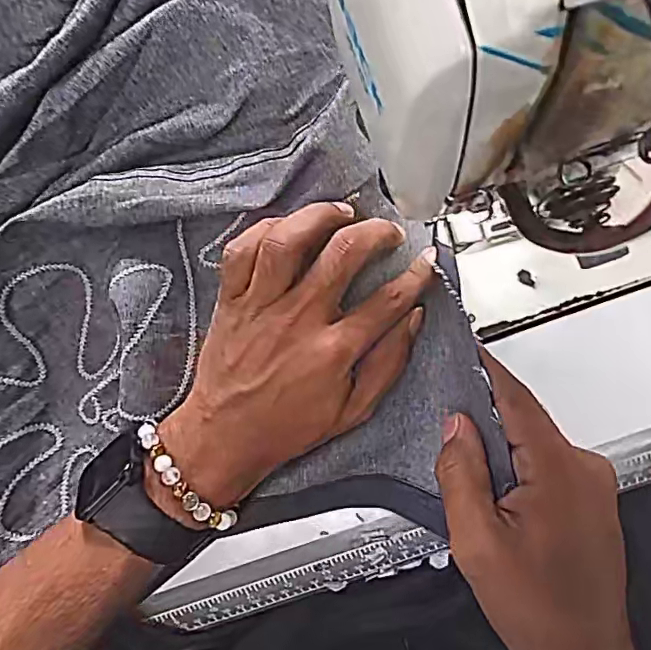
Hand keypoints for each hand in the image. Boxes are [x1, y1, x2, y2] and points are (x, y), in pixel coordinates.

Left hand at [154, 201, 435, 513]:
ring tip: (341, 212)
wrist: (225, 437)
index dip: (416, 274)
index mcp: (332, 351)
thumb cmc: (285, 427)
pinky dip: (264, 229)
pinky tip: (288, 226)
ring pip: (288, 241)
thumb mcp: (352, 411)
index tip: (425, 261)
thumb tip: (413, 320)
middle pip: (343, 254)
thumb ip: (389, 364)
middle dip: (376, 232)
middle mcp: (297, 321)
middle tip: (387, 232)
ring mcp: (261, 307)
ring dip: (320, 217)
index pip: (388, 299)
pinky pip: (241, 252)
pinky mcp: (231, 302)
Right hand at [437, 351, 635, 649]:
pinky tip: (498, 493)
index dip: (487, 370)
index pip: (517, 400)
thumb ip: (461, 475)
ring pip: (535, 444)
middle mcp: (585, 469)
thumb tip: (455, 427)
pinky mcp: (594, 500)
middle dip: (486, 416)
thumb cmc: (538, 611)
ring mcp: (594, 485)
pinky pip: (549, 464)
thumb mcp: (476, 542)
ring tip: (468, 472)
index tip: (466, 346)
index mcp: (559, 472)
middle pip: (525, 421)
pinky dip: (520, 466)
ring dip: (502, 447)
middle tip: (448, 420)